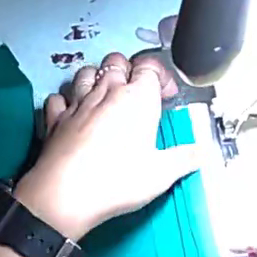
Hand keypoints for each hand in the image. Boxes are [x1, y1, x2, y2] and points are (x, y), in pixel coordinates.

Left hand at [15, 52, 199, 239]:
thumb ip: (184, 159)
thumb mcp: (162, 174)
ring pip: (86, 72)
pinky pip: (59, 97)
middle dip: (129, 71)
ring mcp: (77, 103)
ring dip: (97, 78)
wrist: (66, 194)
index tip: (167, 95)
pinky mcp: (55, 119)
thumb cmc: (118, 181)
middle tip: (137, 93)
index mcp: (137, 99)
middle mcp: (107, 92)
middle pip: (117, 62)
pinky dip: (67, 99)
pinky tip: (73, 111)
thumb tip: (201, 153)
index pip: (150, 67)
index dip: (161, 76)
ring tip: (106, 96)